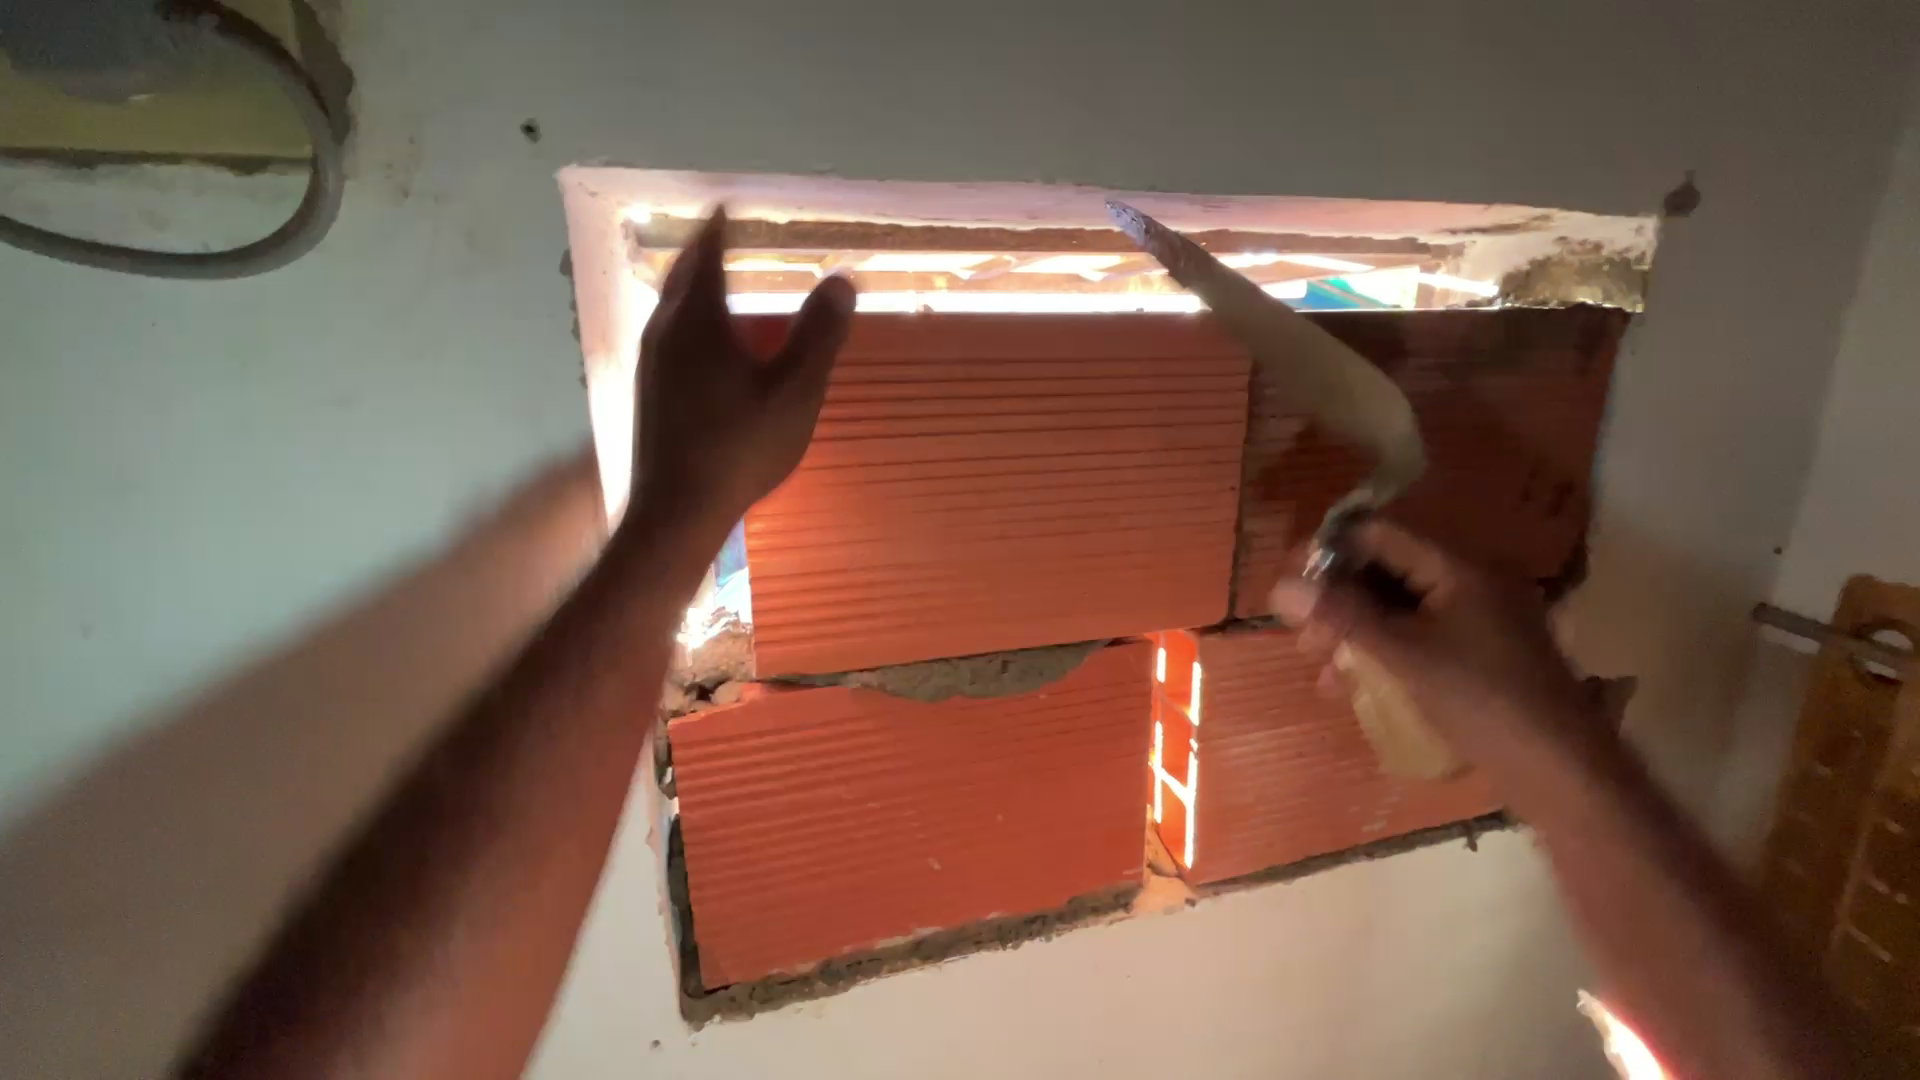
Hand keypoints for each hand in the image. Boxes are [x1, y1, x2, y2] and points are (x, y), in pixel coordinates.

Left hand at [628, 207, 854, 539]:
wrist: (679, 508)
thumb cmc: (741, 446)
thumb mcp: (795, 391)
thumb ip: (819, 334)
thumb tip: (840, 279)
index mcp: (699, 320)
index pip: (707, 254)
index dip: (720, 227)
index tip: (728, 207)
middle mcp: (665, 331)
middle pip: (681, 277)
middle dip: (702, 253)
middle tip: (721, 238)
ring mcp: (651, 365)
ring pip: (671, 310)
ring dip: (693, 290)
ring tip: (716, 286)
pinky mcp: (649, 394)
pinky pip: (669, 339)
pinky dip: (689, 323)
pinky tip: (705, 349)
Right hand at [1269, 520, 1609, 768]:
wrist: (1561, 771)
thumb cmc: (1479, 699)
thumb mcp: (1401, 654)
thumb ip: (1341, 615)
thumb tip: (1280, 586)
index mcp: (1459, 568)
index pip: (1379, 534)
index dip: (1331, 552)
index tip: (1294, 584)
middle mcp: (1470, 581)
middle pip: (1385, 570)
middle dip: (1337, 599)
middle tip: (1304, 633)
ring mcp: (1477, 617)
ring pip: (1396, 606)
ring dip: (1353, 629)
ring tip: (1322, 664)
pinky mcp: (1478, 651)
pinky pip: (1416, 633)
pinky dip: (1380, 650)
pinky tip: (1351, 683)